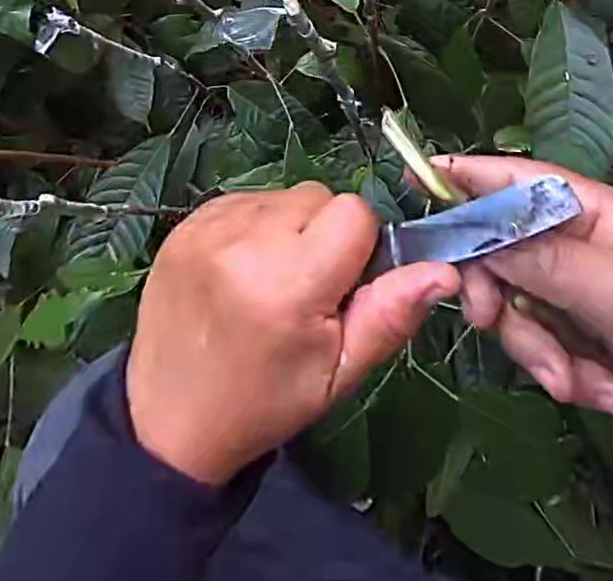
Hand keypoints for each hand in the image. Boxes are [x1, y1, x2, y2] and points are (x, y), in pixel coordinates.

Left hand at [127, 183, 459, 484]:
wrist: (169, 418)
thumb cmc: (265, 400)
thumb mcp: (339, 373)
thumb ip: (392, 315)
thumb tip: (443, 270)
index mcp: (289, 281)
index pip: (354, 213)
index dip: (359, 247)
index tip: (340, 285)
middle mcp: (246, 240)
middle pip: (320, 198)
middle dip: (324, 235)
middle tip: (304, 287)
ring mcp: (210, 225)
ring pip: (286, 195)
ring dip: (291, 227)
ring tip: (270, 278)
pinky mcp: (187, 221)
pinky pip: (249, 198)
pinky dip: (257, 224)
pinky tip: (242, 267)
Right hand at [442, 156, 612, 457]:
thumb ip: (549, 264)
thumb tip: (477, 235)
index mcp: (595, 214)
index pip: (516, 180)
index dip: (465, 176)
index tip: (414, 184)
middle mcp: (582, 244)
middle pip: (501, 252)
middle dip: (497, 295)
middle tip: (489, 324)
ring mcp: (586, 292)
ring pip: (519, 308)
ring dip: (542, 351)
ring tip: (591, 386)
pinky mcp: (592, 336)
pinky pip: (547, 347)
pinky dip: (570, 375)